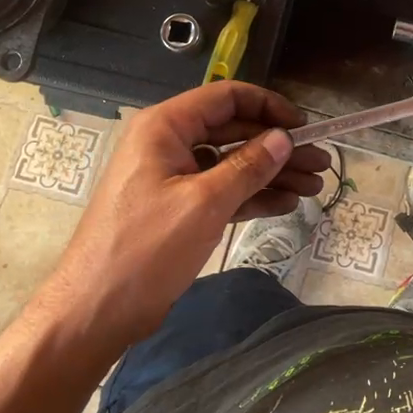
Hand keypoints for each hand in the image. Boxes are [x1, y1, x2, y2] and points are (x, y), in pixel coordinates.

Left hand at [49, 82, 328, 345]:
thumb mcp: (204, 204)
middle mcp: (168, 144)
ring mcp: (172, 179)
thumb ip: (248, 167)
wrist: (92, 314)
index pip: (226, 98)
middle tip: (320, 164)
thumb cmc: (144, 250)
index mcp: (164, 127)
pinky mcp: (177, 210)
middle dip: (278, 147)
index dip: (269, 107)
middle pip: (234, 131)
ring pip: (231, 164)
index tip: (304, 128)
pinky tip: (286, 204)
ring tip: (314, 187)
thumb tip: (284, 138)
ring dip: (272, 174)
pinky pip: (221, 192)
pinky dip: (252, 196)